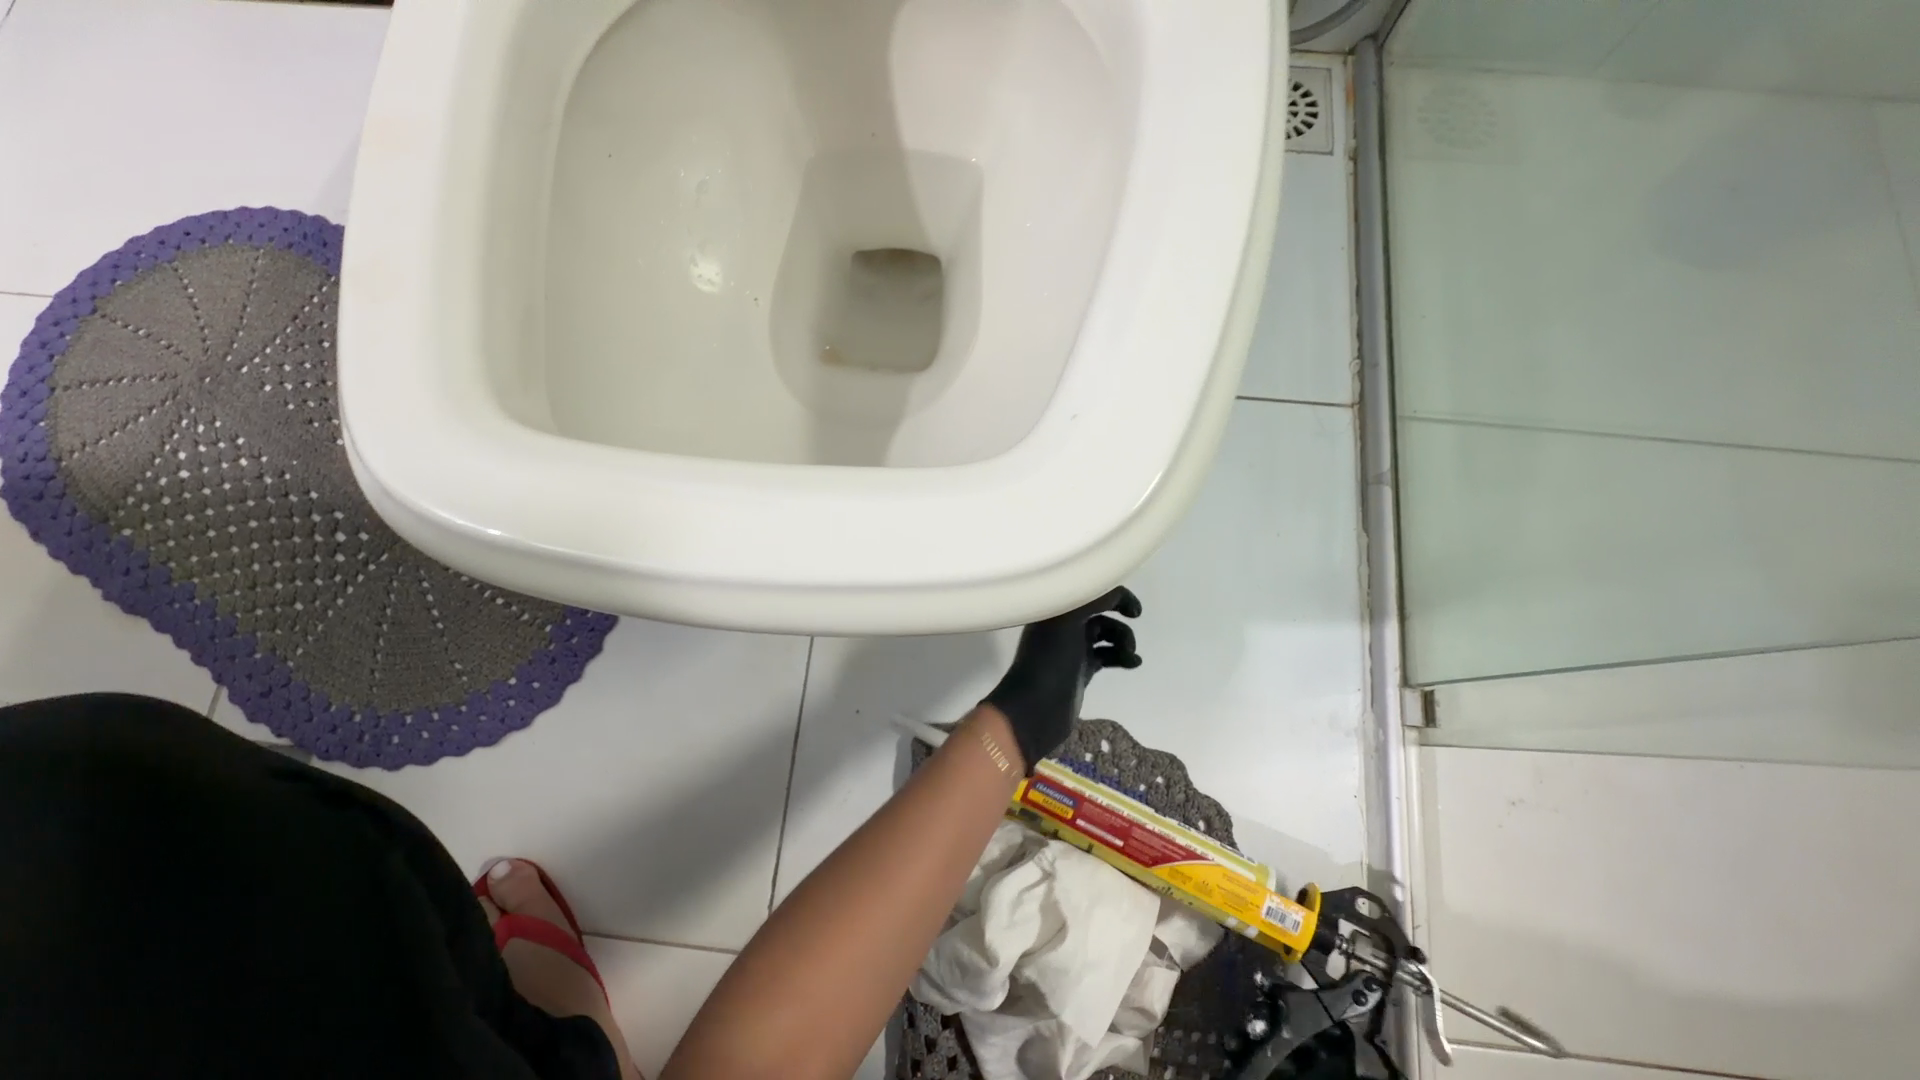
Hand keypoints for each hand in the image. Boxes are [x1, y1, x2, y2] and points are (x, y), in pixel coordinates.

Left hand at [982, 586, 1142, 771]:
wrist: (1035, 707)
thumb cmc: (1049, 659)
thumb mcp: (1068, 619)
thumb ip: (1092, 599)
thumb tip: (1116, 593)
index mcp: (1056, 610)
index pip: (1089, 592)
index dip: (1115, 597)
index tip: (1134, 612)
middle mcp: (1063, 626)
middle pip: (1101, 615)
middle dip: (1120, 625)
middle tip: (1126, 643)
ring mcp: (1072, 650)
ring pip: (1106, 637)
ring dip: (1123, 642)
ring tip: (1129, 656)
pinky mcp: (1081, 672)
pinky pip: (1106, 656)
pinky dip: (1121, 657)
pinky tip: (1133, 663)